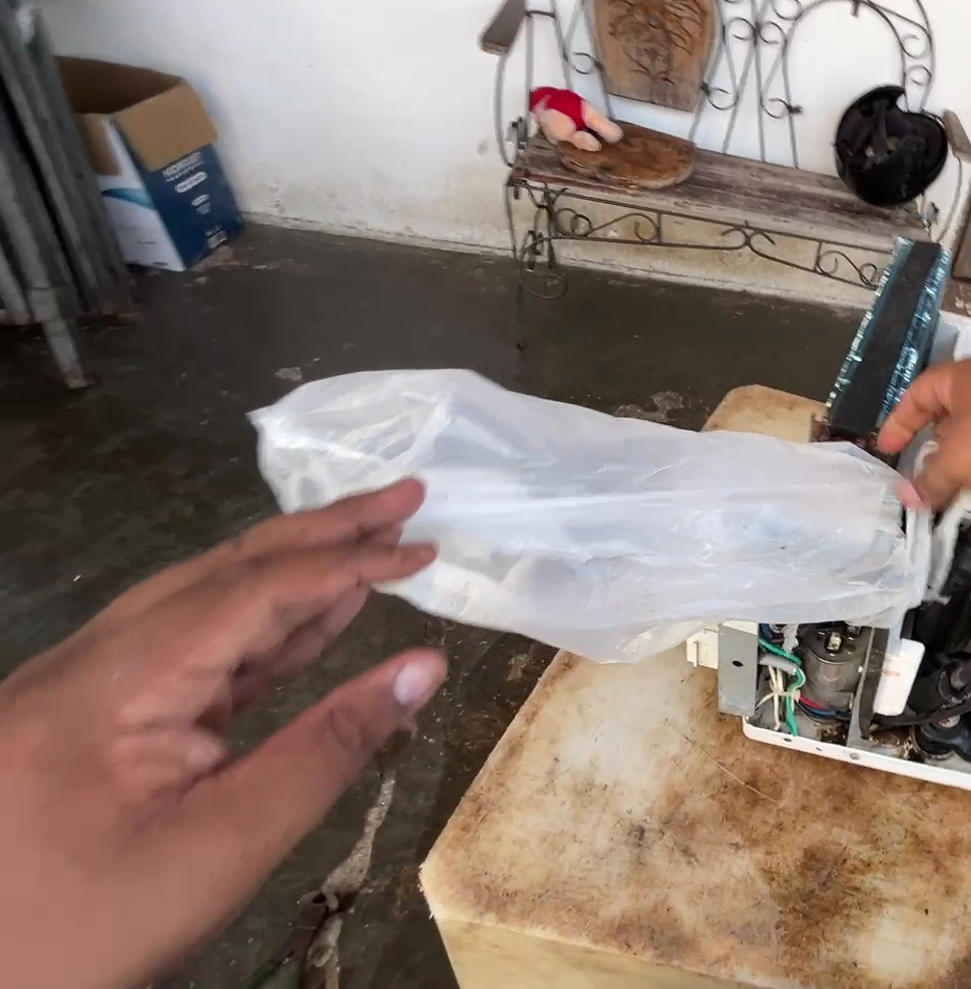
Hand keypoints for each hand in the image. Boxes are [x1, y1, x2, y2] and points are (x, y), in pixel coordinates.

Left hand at [0, 480, 444, 988]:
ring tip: (378, 536)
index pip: (251, 594)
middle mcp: (87, 667)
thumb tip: (428, 665)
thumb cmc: (87, 928)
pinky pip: (202, 646)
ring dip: (301, 566)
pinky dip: (275, 619)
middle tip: (405, 496)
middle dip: (321, 530)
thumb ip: (334, 745)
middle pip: (221, 571)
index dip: (347, 565)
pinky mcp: (102, 716)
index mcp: (107, 688)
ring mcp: (88, 690)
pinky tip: (327, 608)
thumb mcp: (228, 844)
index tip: (425, 551)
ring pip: (209, 599)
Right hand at [877, 355, 970, 507]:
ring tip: (969, 486)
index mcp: (967, 374)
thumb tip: (907, 496)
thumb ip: (928, 478)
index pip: (920, 391)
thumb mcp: (957, 461)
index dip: (898, 422)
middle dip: (939, 446)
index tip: (887, 450)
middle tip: (928, 473)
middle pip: (955, 410)